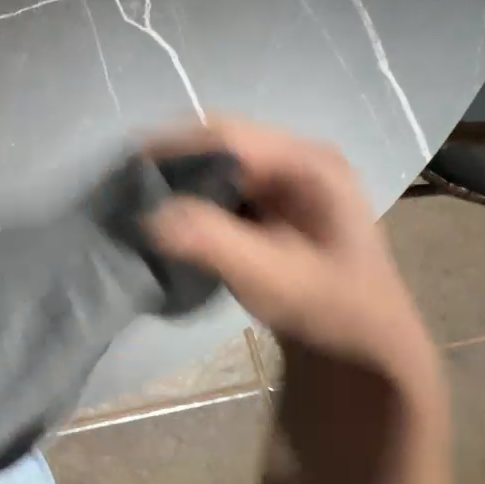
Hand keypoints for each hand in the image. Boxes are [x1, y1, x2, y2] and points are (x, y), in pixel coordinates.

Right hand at [145, 118, 432, 371]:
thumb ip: (213, 242)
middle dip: (166, 163)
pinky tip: (161, 216)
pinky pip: (210, 180)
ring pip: (207, 159)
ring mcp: (280, 177)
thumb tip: (147, 214)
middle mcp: (295, 158)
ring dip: (170, 179)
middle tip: (125, 193)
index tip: (125, 179)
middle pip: (212, 141)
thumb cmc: (330, 309)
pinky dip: (181, 193)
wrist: (360, 346)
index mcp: (310, 164)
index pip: (226, 137)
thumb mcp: (273, 279)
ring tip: (135, 204)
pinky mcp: (263, 197)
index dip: (172, 151)